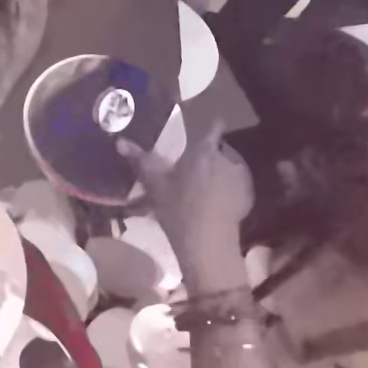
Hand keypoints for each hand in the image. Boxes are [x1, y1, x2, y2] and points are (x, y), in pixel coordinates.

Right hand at [120, 120, 255, 292]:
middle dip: (207, 153)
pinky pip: (235, 183)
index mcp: (204, 150)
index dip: (208, 123)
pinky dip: (225, 187)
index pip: (213, 125)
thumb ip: (140, 159)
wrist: (208, 243)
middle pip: (219, 147)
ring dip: (217, 170)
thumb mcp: (154, 184)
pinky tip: (212, 201)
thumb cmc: (178, 208)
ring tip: (200, 185)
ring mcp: (241, 177)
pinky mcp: (248, 196)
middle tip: (189, 165)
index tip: (198, 126)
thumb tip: (120, 140)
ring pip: (228, 165)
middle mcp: (227, 158)